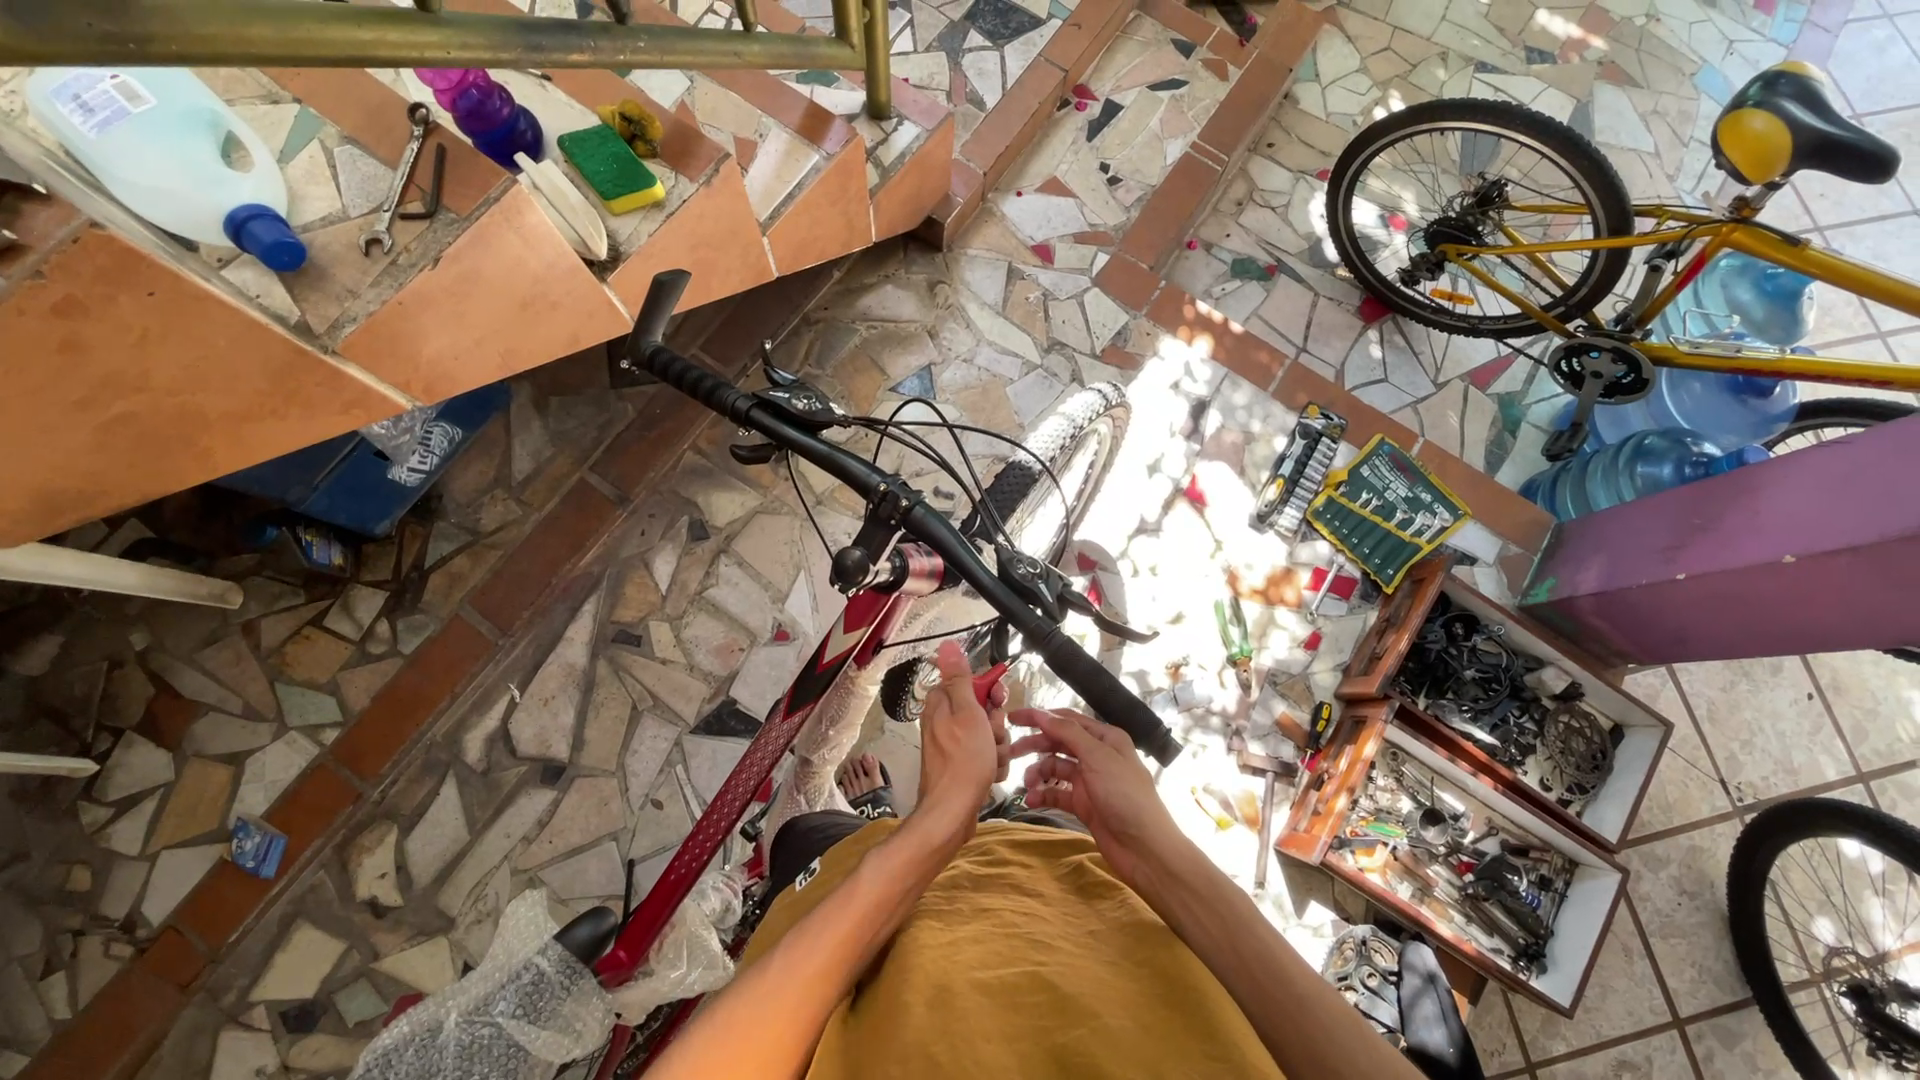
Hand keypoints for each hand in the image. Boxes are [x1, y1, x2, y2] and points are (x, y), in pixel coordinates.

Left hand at [914, 641, 1004, 839]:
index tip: (997, 704)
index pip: (972, 684)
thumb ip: (960, 679)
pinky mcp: (963, 765)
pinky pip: (986, 755)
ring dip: (997, 747)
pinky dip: (992, 764)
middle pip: (983, 710)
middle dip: (996, 725)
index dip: (989, 693)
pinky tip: (989, 774)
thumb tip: (948, 645)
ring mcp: (954, 745)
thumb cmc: (963, 762)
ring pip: (989, 734)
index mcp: (942, 704)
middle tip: (991, 738)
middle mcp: (945, 722)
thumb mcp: (966, 713)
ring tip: (990, 761)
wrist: (953, 812)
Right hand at [1008, 707, 1186, 888]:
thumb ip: (1069, 734)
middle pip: (1059, 743)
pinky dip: (1044, 795)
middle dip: (1035, 746)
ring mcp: (1090, 781)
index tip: (1012, 719)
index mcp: (1105, 739)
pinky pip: (1057, 793)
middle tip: (1010, 753)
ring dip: (1039, 773)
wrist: (1144, 848)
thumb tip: (1042, 714)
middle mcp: (1097, 756)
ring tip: (1027, 784)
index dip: (1040, 717)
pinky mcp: (1084, 804)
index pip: (1067, 720)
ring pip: (1056, 768)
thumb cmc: (1124, 795)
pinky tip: (1032, 801)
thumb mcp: (1098, 757)